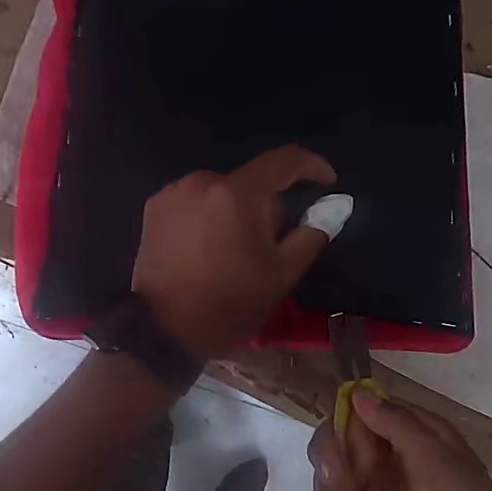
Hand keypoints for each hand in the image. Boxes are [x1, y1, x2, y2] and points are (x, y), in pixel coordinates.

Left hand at [132, 145, 337, 359]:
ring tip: (238, 250)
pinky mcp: (155, 207)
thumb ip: (313, 233)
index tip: (328, 183)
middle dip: (270, 204)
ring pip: (224, 190)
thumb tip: (336, 205)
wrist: (163, 330)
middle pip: (253, 180)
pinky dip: (213, 215)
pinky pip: (198, 201)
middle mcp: (203, 180)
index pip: (285, 160)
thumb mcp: (282, 273)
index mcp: (238, 193)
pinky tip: (210, 249)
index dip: (312, 166)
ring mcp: (174, 192)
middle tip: (275, 242)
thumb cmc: (229, 303)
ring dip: (239, 210)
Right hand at [309, 391, 491, 490]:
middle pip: (343, 434)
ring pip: (332, 468)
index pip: (372, 406)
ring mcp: (378, 484)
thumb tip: (358, 393)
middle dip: (335, 462)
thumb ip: (400, 426)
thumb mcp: (438, 468)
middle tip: (342, 489)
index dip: (351, 421)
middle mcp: (395, 453)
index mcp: (421, 434)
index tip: (344, 446)